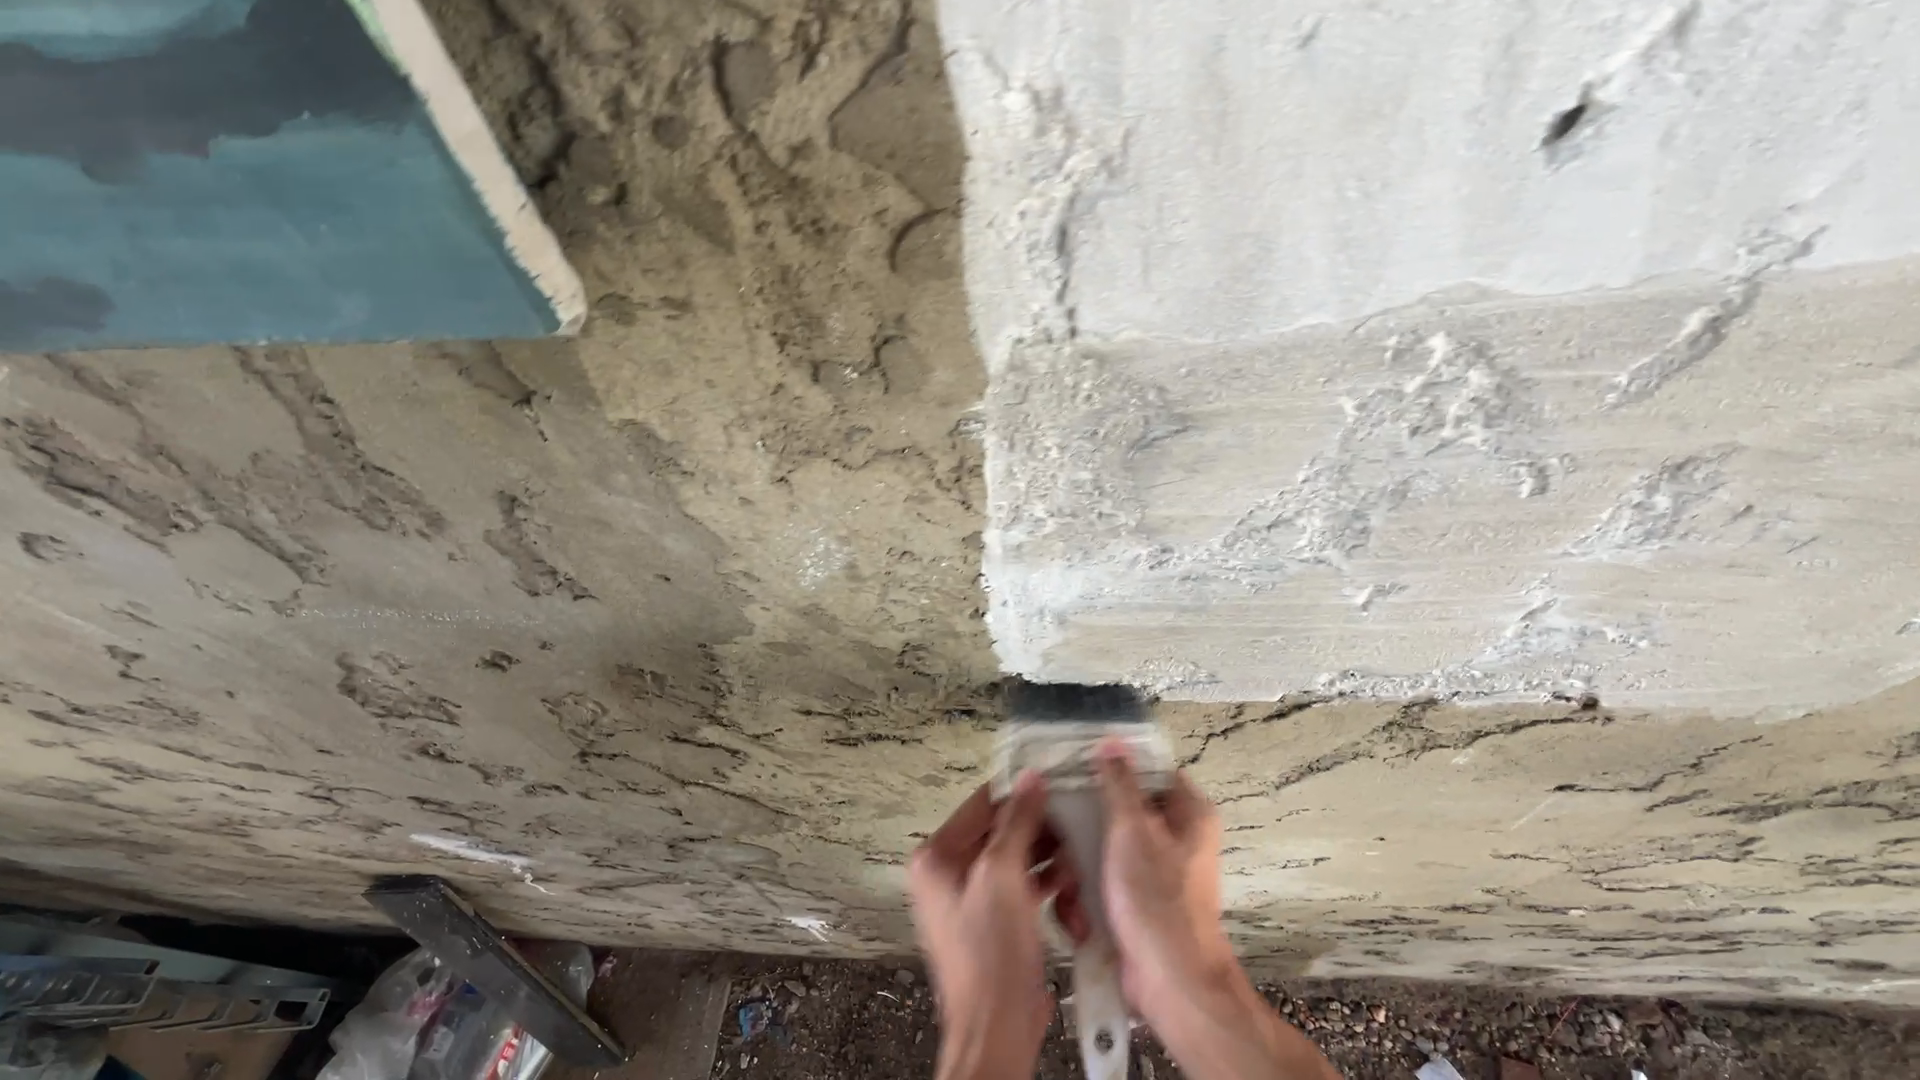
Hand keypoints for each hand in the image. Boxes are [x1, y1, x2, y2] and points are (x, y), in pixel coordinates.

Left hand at [908, 773, 1057, 1079]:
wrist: (998, 1027)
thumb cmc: (989, 961)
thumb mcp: (1003, 877)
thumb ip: (1016, 823)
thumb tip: (1029, 781)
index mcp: (937, 858)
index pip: (981, 804)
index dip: (1018, 794)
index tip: (1051, 785)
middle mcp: (949, 874)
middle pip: (1001, 830)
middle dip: (1039, 833)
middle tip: (1069, 830)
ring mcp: (972, 897)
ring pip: (1017, 857)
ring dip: (1048, 860)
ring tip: (1072, 865)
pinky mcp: (995, 919)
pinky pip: (1023, 885)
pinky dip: (1046, 884)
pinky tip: (1068, 889)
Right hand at [1077, 744, 1341, 1079]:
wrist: (1170, 983)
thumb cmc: (1157, 902)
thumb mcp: (1132, 831)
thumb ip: (1119, 784)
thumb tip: (1113, 741)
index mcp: (1188, 814)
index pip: (1148, 771)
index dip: (1113, 770)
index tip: (1075, 774)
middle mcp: (1175, 839)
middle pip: (1116, 812)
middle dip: (1083, 834)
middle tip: (1061, 846)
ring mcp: (1154, 874)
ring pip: (1102, 850)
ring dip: (1077, 872)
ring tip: (1067, 891)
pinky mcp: (1136, 903)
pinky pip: (1101, 884)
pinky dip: (1085, 898)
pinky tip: (1077, 916)